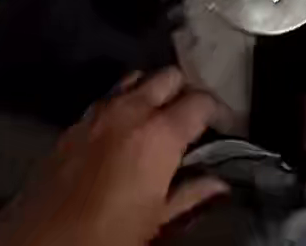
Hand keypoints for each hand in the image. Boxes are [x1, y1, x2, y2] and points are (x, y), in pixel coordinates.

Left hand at [0, 68, 227, 245]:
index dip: (220, 111)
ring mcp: (100, 111)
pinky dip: (127, 101)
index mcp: (158, 135)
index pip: (201, 102)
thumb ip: (189, 196)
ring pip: (139, 77)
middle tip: (196, 119)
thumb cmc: (102, 241)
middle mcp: (132, 109)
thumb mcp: (154, 226)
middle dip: (187, 91)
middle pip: (170, 76)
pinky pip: (111, 95)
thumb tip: (220, 183)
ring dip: (155, 91)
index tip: (229, 126)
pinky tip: (127, 129)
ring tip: (163, 118)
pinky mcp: (76, 121)